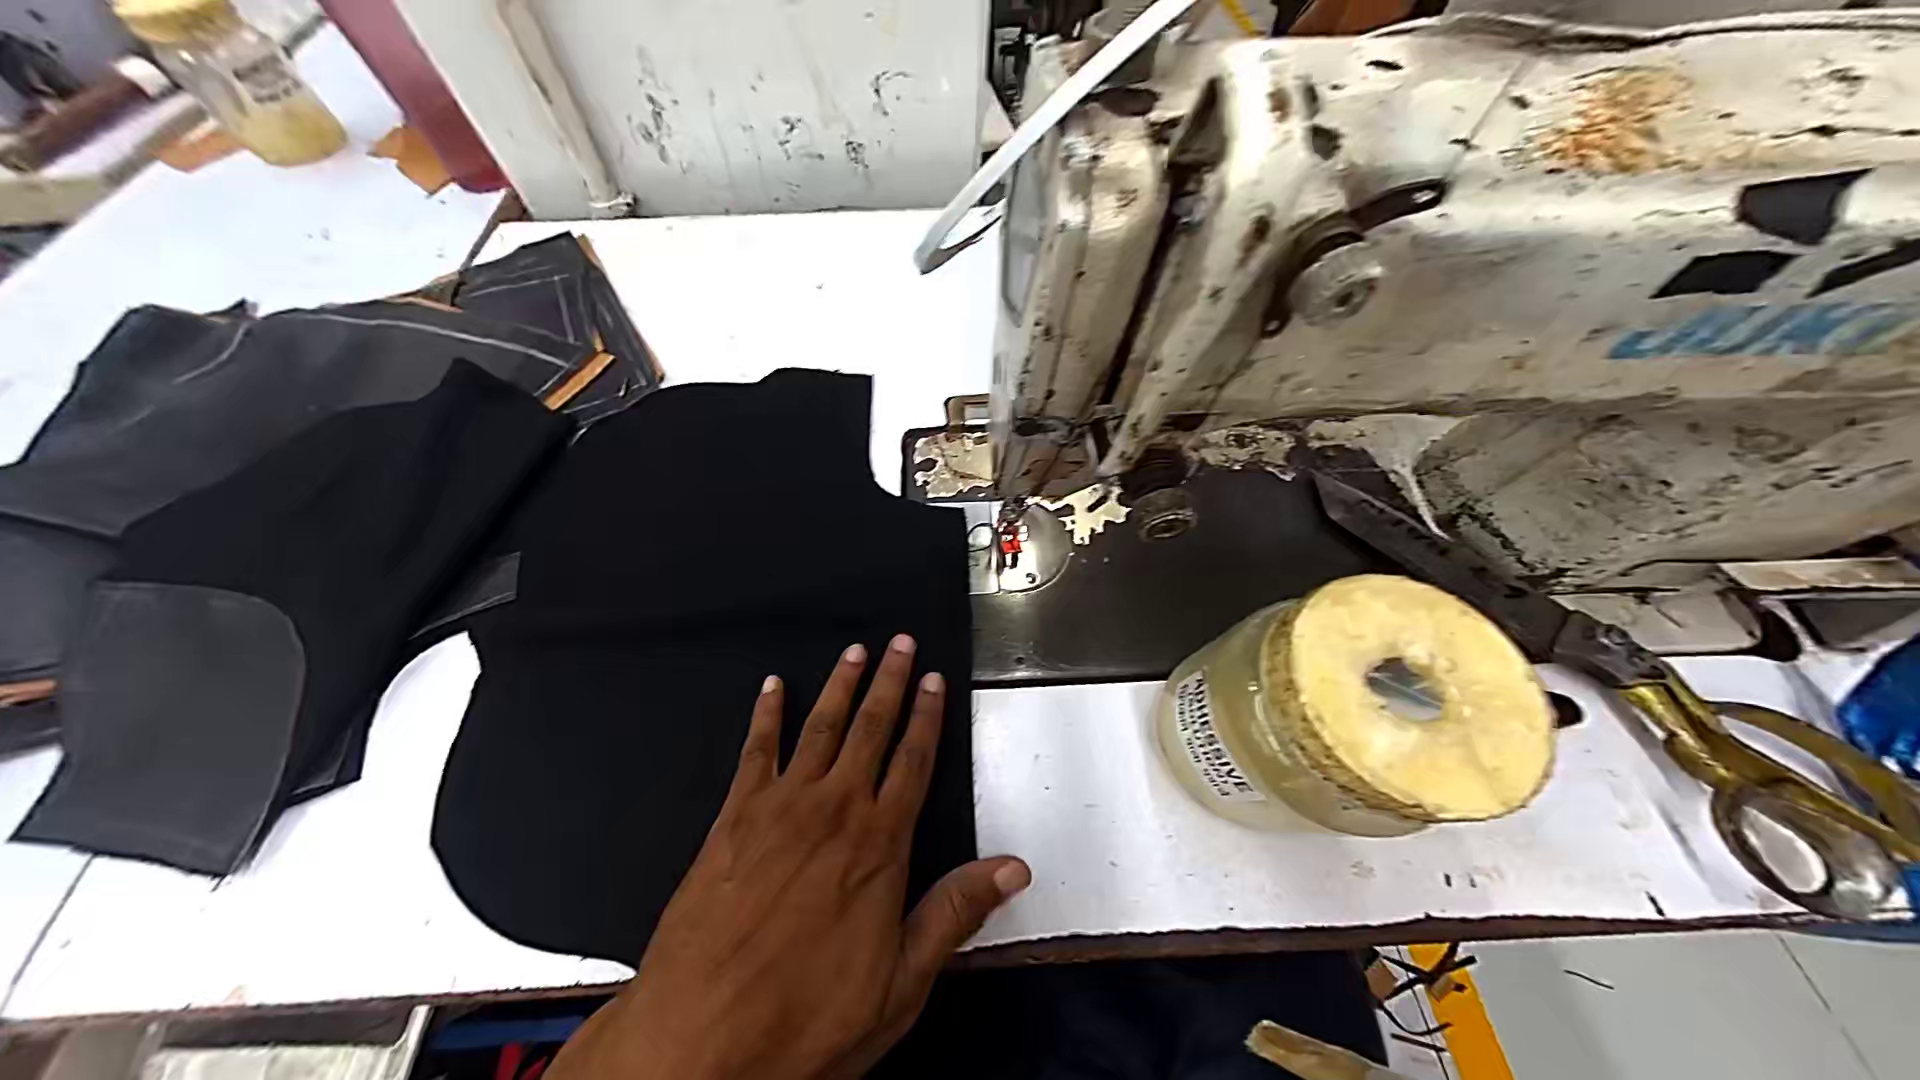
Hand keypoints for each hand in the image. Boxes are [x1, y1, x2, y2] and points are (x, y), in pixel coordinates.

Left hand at [547, 635, 1030, 1079]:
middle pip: (870, 729)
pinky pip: (755, 751)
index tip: (933, 680)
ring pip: (820, 728)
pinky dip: (766, 715)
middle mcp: (833, 812)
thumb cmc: (805, 1018)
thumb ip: (954, 913)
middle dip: (889, 681)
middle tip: (899, 642)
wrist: (699, 1041)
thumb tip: (1012, 870)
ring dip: (839, 686)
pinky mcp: (733, 819)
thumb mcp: (901, 983)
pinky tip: (772, 689)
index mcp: (877, 845)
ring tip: (854, 652)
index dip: (926, 716)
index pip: (912, 761)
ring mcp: (780, 809)